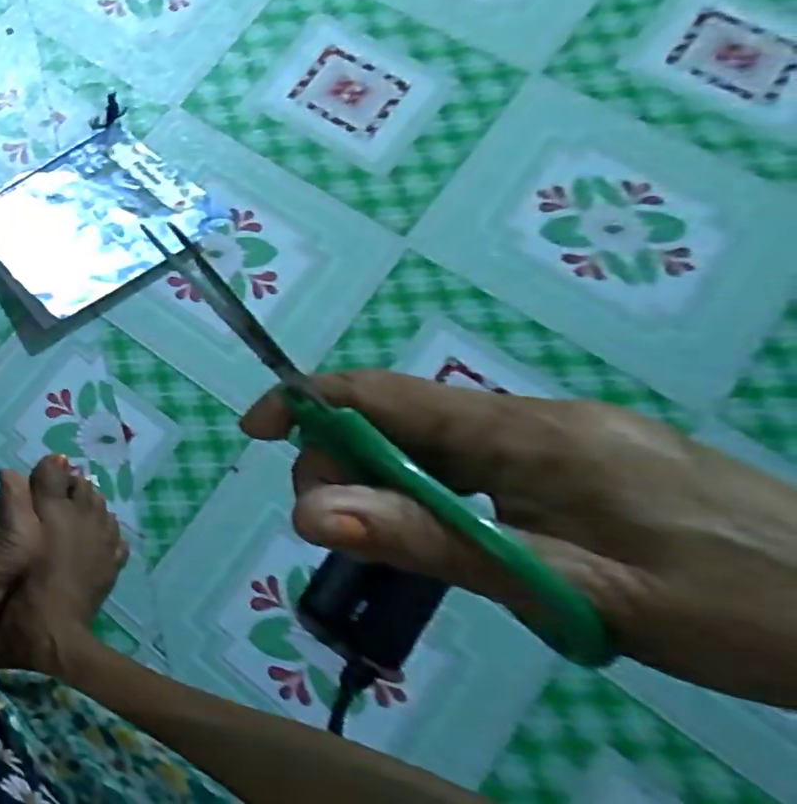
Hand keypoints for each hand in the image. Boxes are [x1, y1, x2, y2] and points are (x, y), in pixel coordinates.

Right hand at [241, 370, 796, 707]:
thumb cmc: (748, 609)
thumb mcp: (577, 589)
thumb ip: (436, 547)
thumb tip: (309, 516)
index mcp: (526, 431)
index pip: (381, 392)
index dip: (304, 402)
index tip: (253, 433)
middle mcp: (536, 417)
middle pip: (400, 419)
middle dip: (345, 462)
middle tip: (336, 531)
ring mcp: (567, 436)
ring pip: (438, 442)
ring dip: (392, 480)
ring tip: (399, 543)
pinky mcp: (591, 461)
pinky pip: (482, 461)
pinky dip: (439, 488)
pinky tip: (462, 535)